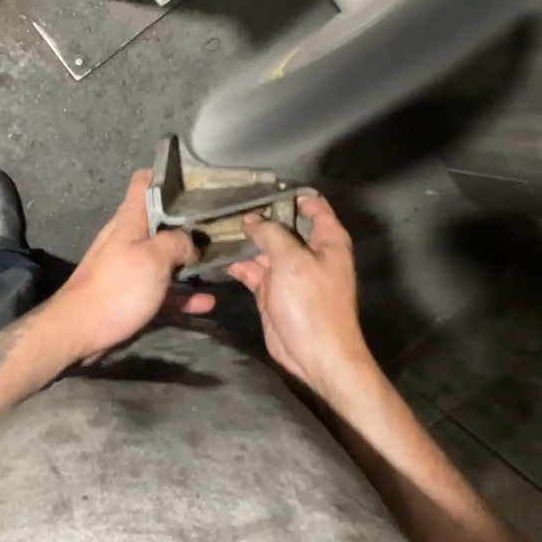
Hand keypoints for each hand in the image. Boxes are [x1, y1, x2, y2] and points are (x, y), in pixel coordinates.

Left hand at [43, 171, 214, 362]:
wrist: (79, 331)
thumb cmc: (117, 287)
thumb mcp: (153, 258)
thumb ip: (177, 242)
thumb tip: (191, 242)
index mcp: (130, 220)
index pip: (144, 182)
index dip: (168, 175)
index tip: (197, 180)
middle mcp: (129, 238)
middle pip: (162, 221)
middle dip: (190, 222)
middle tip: (223, 223)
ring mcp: (131, 267)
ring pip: (166, 257)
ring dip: (190, 261)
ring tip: (221, 262)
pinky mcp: (132, 295)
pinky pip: (163, 289)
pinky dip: (183, 294)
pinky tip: (207, 302)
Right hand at [226, 196, 375, 398]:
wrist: (316, 354)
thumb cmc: (312, 303)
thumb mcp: (291, 261)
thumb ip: (270, 234)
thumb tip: (251, 220)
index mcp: (327, 239)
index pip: (312, 204)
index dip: (289, 194)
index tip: (259, 187)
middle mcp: (309, 252)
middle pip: (282, 225)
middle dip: (258, 216)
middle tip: (226, 204)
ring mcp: (289, 272)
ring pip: (264, 248)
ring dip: (243, 240)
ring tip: (214, 226)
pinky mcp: (271, 291)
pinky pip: (252, 270)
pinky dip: (237, 263)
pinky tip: (216, 255)